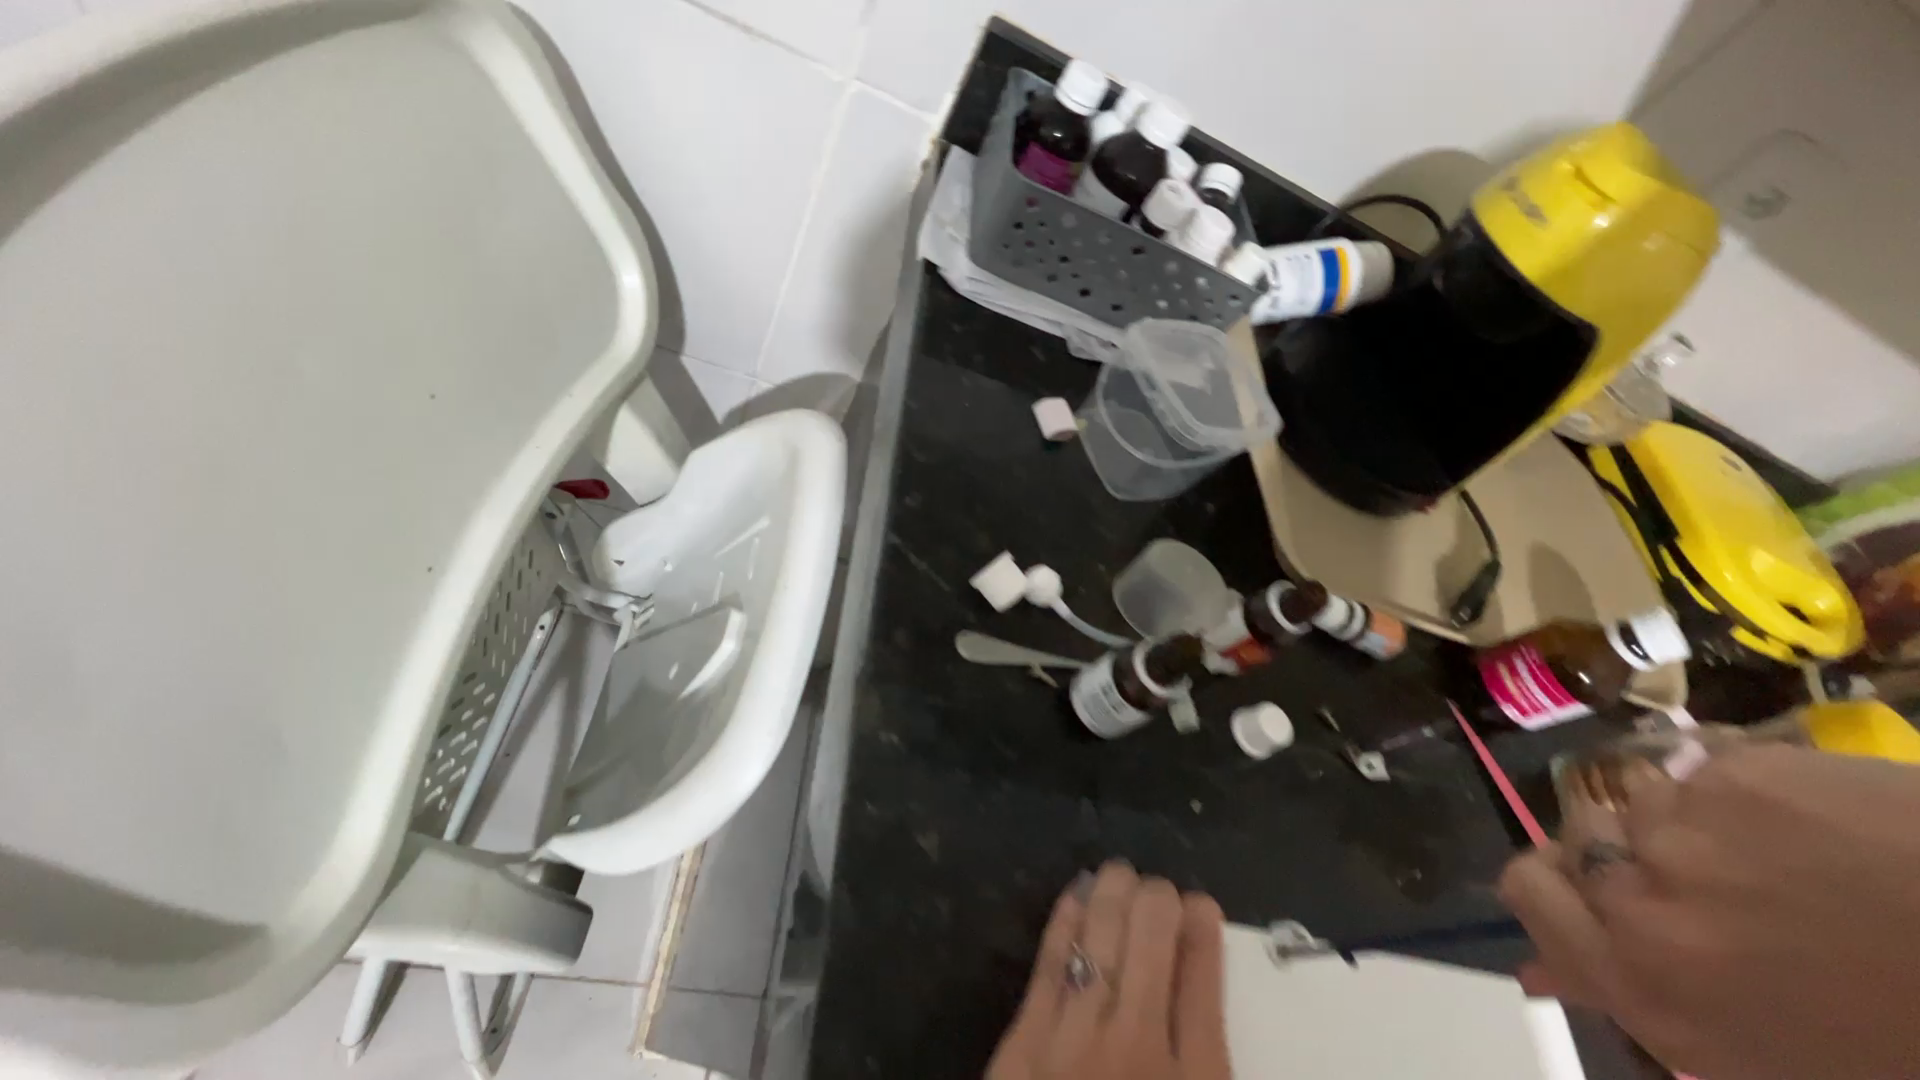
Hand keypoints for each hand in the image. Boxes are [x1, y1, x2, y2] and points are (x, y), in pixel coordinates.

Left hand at [987, 861, 1231, 1079]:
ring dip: (1112, 900)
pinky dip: (1063, 927)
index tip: (1201, 905)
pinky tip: (1073, 899)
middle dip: (1157, 905)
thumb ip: (1207, 1064)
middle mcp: (1137, 1049)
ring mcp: (1074, 1043)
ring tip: (1120, 872)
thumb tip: (1204, 1020)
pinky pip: (1048, 971)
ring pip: (1100, 945)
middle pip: (1152, 947)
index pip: (1203, 983)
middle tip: (1158, 888)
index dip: (1202, 934)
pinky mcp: (1022, 1049)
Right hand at [1500, 743, 1919, 1079]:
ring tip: (1787, 854)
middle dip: (1625, 853)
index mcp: (1646, 980)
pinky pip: (1701, 769)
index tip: (1586, 890)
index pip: (1529, 891)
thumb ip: (1639, 999)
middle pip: (1577, 837)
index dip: (1548, 885)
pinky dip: (1742, 791)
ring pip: (1641, 801)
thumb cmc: (1898, 1030)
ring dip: (1688, 822)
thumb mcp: (1758, 1052)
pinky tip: (1816, 822)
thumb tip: (1537, 970)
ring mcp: (1682, 828)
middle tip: (1707, 875)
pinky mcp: (1736, 772)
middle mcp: (1639, 899)